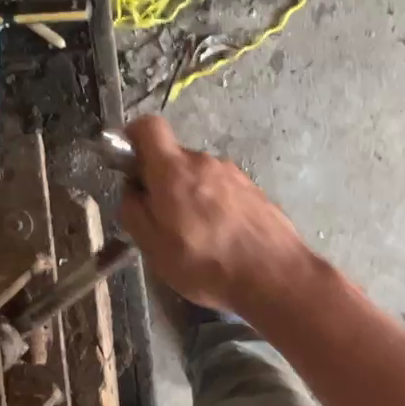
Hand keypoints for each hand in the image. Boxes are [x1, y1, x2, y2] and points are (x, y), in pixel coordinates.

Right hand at [118, 115, 316, 315]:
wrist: (276, 278)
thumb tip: (132, 191)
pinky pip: (220, 188)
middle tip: (160, 220)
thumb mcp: (153, 247)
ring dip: (187, 196)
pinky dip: (211, 205)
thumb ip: (134, 212)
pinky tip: (219, 238)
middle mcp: (204, 162)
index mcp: (173, 171)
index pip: (148, 127)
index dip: (132, 138)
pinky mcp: (253, 190)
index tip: (128, 165)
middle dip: (160, 181)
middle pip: (172, 157)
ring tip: (193, 236)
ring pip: (197, 175)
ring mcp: (233, 174)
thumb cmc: (206, 265)